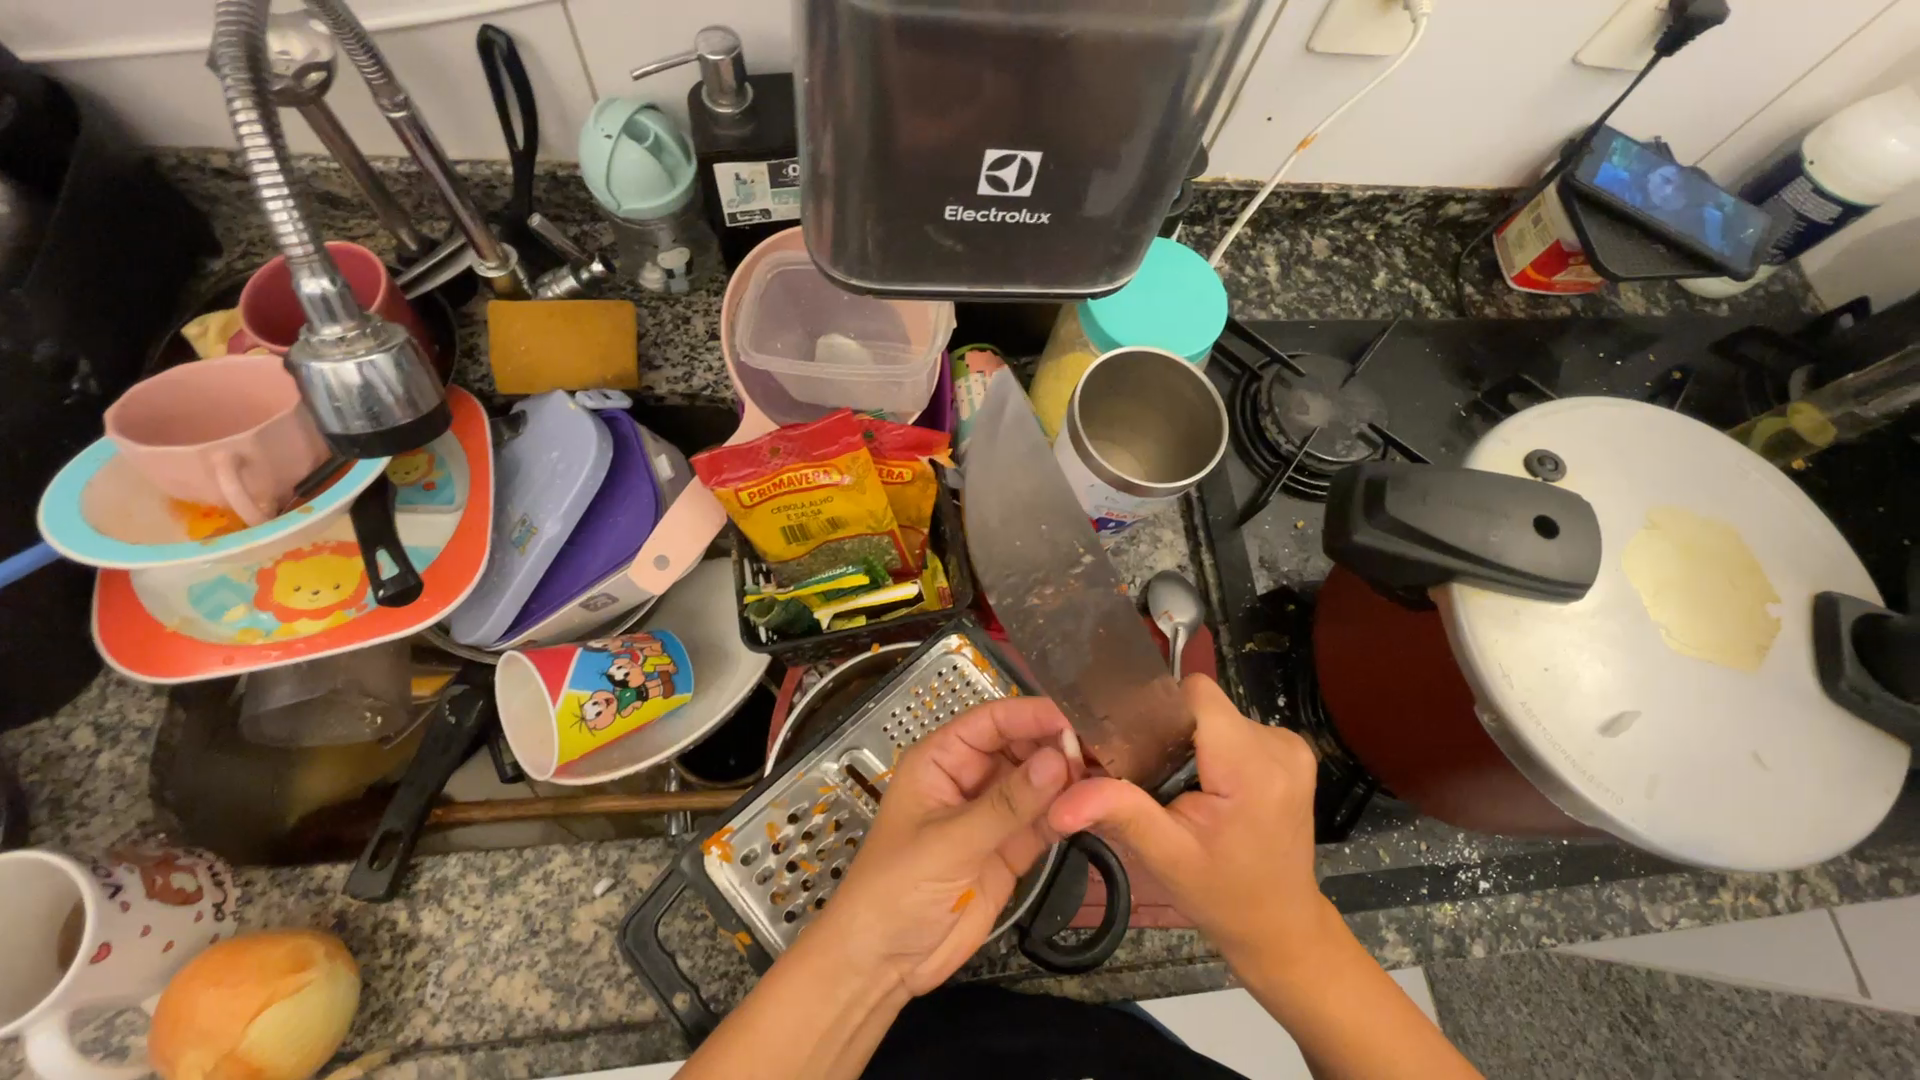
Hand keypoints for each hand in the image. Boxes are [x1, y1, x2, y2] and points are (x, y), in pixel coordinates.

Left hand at [812, 696, 1079, 994]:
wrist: (883, 960)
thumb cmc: (896, 888)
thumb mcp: (950, 842)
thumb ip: (1007, 804)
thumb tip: (1058, 759)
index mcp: (941, 760)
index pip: (991, 722)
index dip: (1030, 716)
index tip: (1074, 721)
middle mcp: (970, 778)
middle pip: (1021, 748)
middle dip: (1056, 748)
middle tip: (1098, 755)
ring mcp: (992, 814)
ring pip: (1038, 784)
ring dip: (1067, 782)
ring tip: (1105, 780)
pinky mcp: (1010, 849)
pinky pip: (1044, 821)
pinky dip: (1066, 815)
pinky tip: (1092, 810)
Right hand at [1047, 675, 1331, 970]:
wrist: (1280, 925)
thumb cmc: (1223, 894)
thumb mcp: (1165, 856)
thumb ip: (1119, 813)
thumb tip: (1058, 804)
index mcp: (1252, 767)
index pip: (1196, 695)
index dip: (1157, 711)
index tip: (1135, 747)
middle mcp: (1279, 745)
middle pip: (1202, 707)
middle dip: (1170, 733)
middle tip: (1150, 778)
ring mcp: (1290, 747)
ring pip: (1215, 715)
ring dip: (1190, 742)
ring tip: (1178, 787)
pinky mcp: (1291, 752)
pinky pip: (1233, 729)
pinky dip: (1212, 750)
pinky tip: (1206, 788)